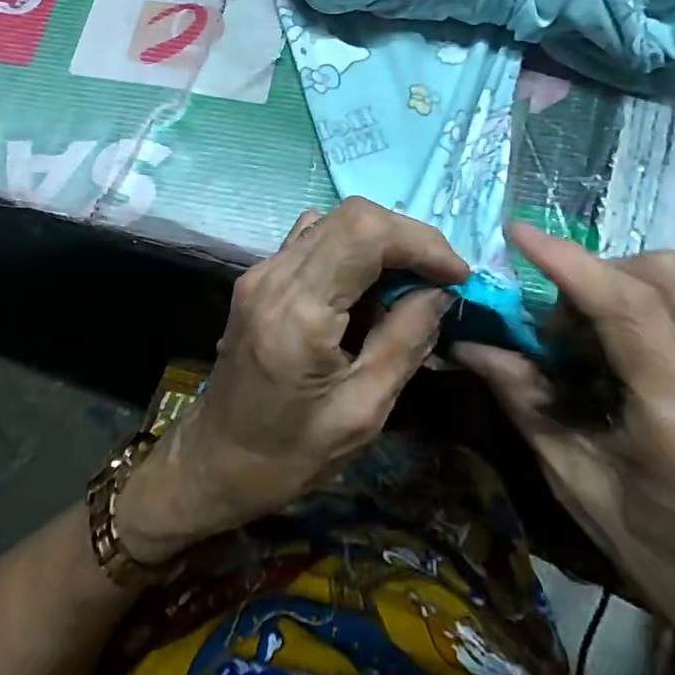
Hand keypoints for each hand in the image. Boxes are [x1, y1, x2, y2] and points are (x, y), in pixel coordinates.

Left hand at [114, 197, 467, 563]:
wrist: (218, 458)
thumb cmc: (292, 452)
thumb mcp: (364, 410)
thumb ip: (405, 340)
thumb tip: (439, 290)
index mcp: (298, 311)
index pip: (363, 231)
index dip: (419, 241)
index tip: (456, 276)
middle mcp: (273, 277)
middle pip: (350, 216)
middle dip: (406, 238)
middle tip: (440, 279)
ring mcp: (259, 274)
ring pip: (331, 223)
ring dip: (379, 243)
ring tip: (409, 286)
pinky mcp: (257, 280)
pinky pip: (311, 243)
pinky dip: (350, 253)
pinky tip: (367, 291)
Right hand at [458, 224, 674, 674]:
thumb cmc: (652, 550)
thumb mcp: (570, 477)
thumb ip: (521, 397)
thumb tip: (465, 343)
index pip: (630, 309)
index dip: (570, 261)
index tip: (519, 232)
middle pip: (663, 277)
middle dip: (592, 274)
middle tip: (551, 323)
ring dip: (619, 292)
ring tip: (584, 345)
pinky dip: (645, 319)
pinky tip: (624, 369)